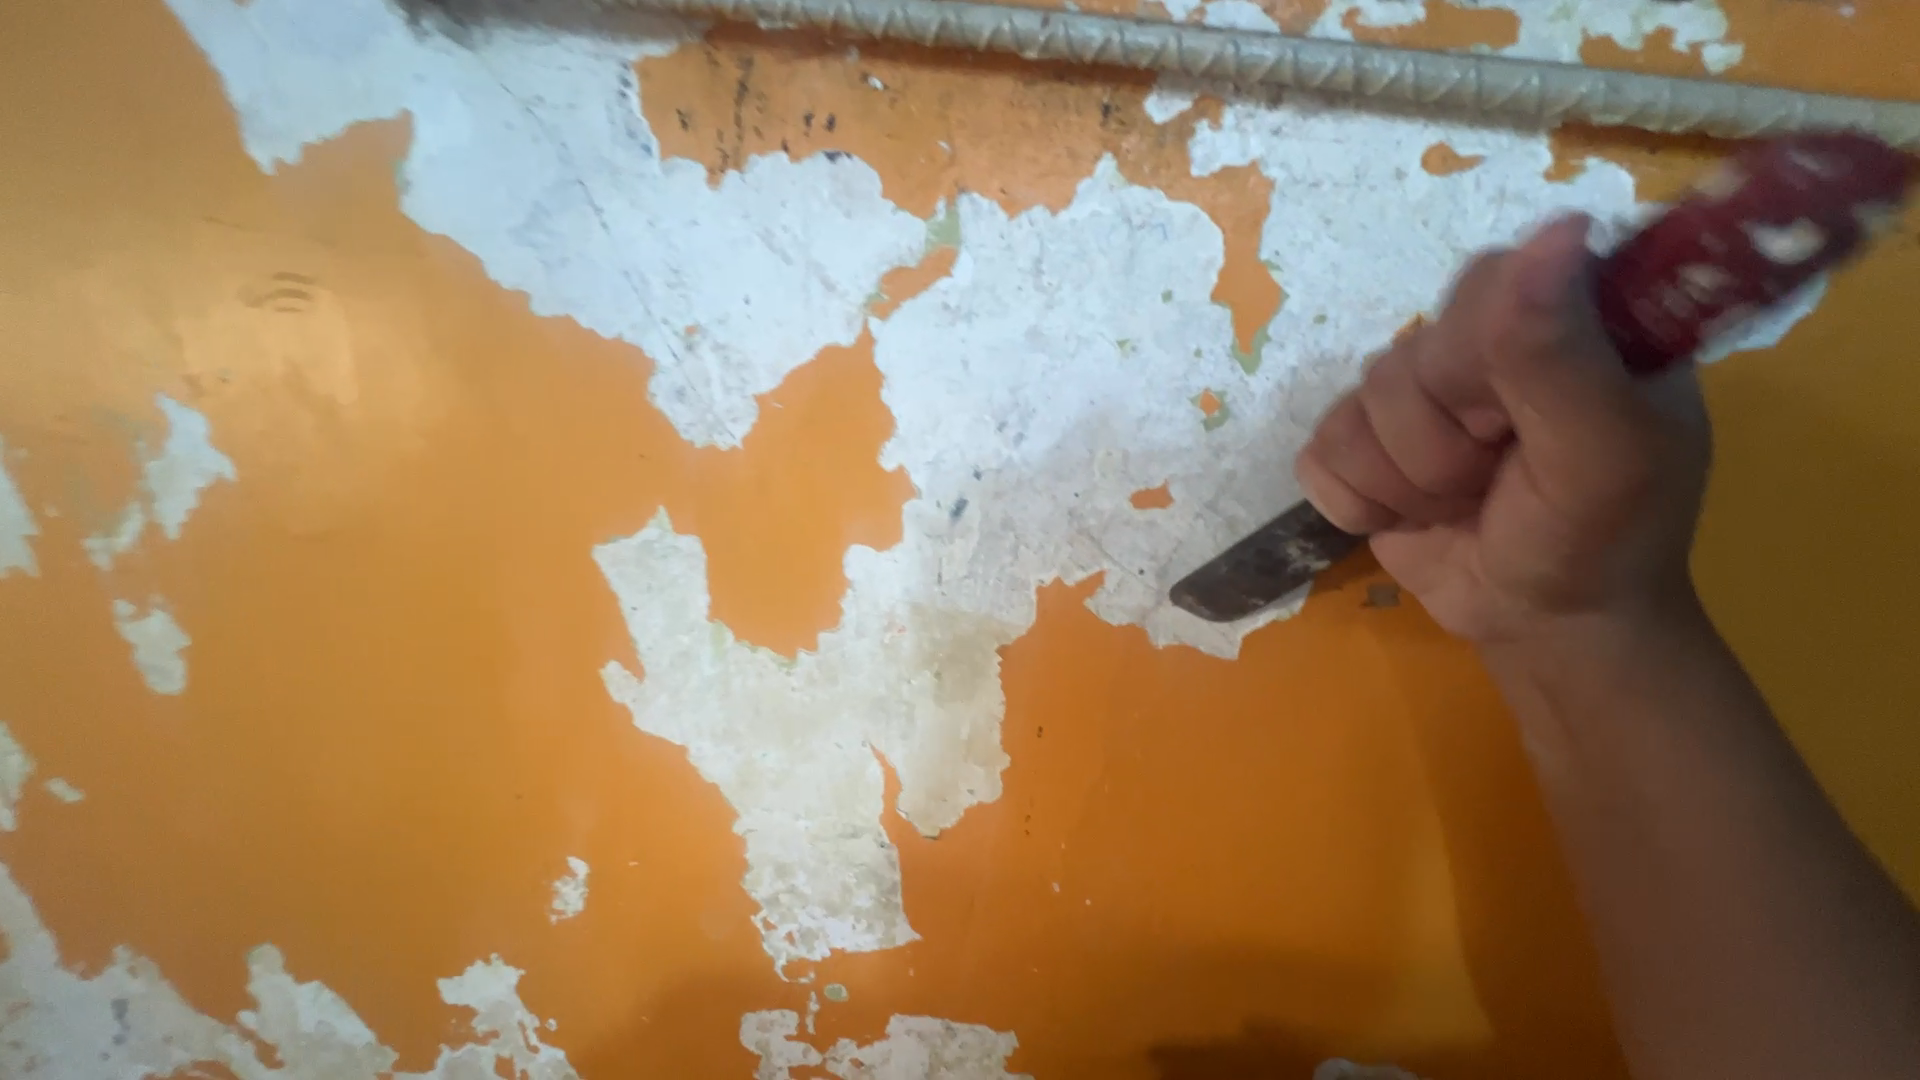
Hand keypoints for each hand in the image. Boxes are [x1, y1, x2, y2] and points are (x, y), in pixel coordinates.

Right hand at [1294, 215, 1711, 643]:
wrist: (1539, 619)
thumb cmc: (1597, 539)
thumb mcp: (1606, 452)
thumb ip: (1563, 354)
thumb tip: (1554, 228)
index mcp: (1555, 320)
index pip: (1476, 291)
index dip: (1478, 367)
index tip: (1518, 424)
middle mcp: (1472, 348)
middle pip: (1397, 367)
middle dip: (1437, 448)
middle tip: (1493, 480)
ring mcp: (1405, 401)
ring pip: (1348, 417)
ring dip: (1401, 485)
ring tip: (1457, 505)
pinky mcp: (1355, 448)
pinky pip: (1315, 457)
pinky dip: (1356, 502)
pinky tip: (1404, 516)